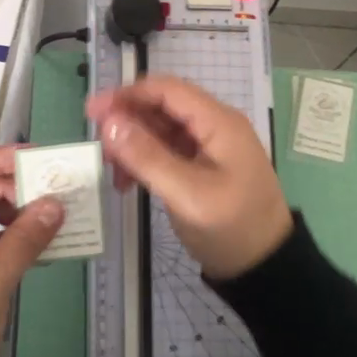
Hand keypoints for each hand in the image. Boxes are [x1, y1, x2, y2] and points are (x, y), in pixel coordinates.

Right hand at [87, 76, 291, 279]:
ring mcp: (208, 146)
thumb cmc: (230, 228)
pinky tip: (128, 182)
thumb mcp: (187, 195)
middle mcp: (214, 126)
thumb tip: (109, 123)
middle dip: (127, 121)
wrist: (263, 266)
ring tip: (111, 170)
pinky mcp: (202, 166)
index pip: (167, 90)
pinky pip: (166, 150)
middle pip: (162, 107)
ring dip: (132, 143)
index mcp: (218, 123)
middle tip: (98, 145)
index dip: (127, 95)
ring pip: (161, 129)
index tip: (92, 112)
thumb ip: (147, 157)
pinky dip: (144, 160)